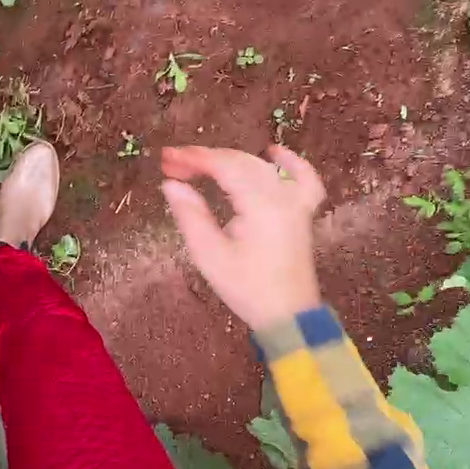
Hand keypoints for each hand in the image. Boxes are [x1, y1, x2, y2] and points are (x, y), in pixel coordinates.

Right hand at [160, 145, 327, 330]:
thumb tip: (171, 184)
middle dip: (206, 158)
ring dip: (231, 160)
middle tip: (174, 164)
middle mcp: (282, 196)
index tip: (167, 158)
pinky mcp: (302, 213)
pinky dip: (288, 163)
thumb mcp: (210, 254)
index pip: (224, 167)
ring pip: (262, 167)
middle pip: (241, 162)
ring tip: (202, 163)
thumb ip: (190, 215)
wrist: (287, 314)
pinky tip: (274, 154)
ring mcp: (296, 203)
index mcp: (260, 205)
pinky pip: (301, 178)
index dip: (193, 158)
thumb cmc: (246, 287)